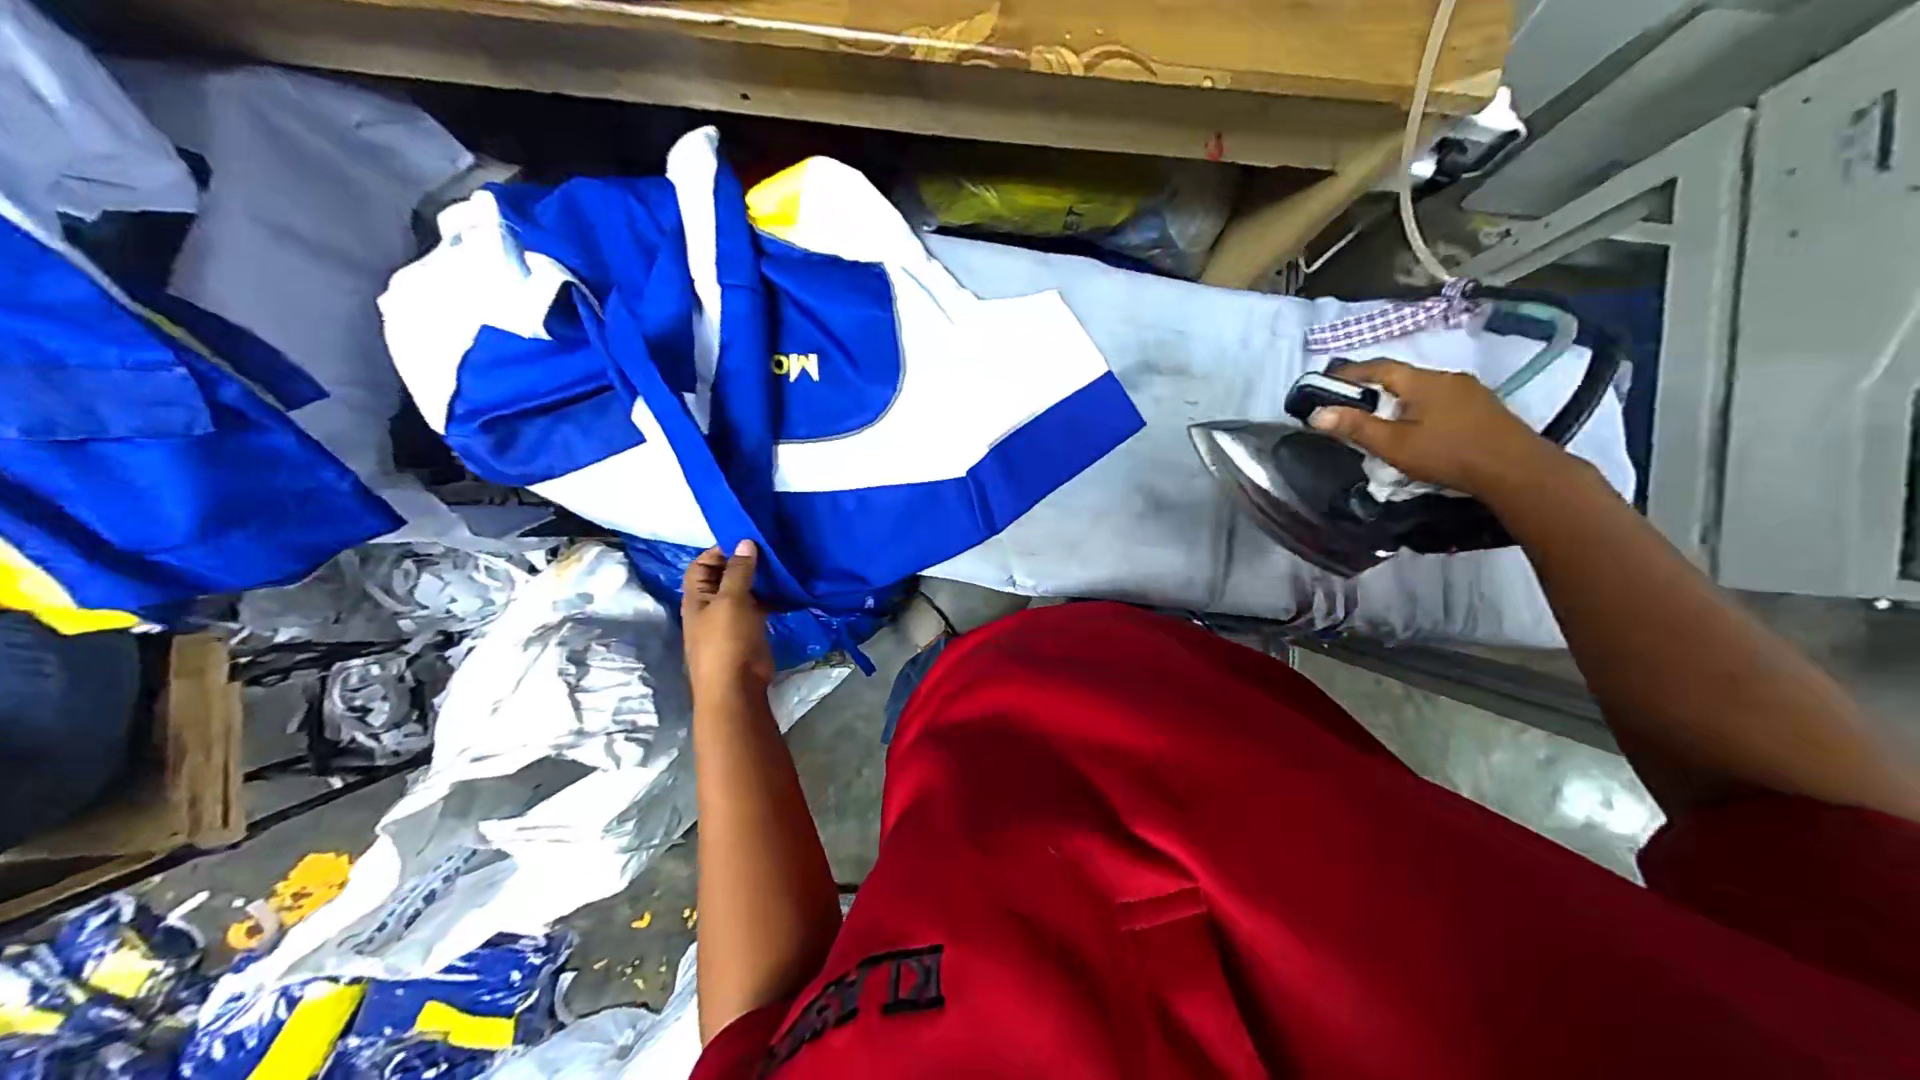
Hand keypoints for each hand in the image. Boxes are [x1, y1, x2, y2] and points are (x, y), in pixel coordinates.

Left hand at [682, 540, 774, 694]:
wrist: (736, 688)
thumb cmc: (727, 642)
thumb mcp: (731, 600)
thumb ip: (738, 571)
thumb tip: (744, 542)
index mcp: (697, 597)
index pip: (701, 564)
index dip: (720, 550)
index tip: (747, 540)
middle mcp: (710, 606)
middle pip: (724, 576)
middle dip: (743, 562)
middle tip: (770, 549)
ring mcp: (730, 620)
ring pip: (744, 591)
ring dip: (760, 580)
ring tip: (782, 565)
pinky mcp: (749, 631)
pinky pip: (759, 608)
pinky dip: (772, 598)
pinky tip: (788, 591)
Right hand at [1306, 358, 1572, 499]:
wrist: (1516, 470)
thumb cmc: (1449, 454)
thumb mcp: (1394, 444)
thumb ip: (1355, 427)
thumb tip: (1317, 413)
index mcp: (1422, 381)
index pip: (1378, 367)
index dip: (1349, 373)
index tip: (1325, 382)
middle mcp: (1447, 377)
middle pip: (1400, 377)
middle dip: (1372, 388)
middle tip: (1349, 405)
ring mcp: (1469, 391)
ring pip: (1422, 389)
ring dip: (1397, 400)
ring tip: (1380, 420)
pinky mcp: (1482, 408)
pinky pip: (1440, 401)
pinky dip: (1419, 409)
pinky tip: (1417, 428)